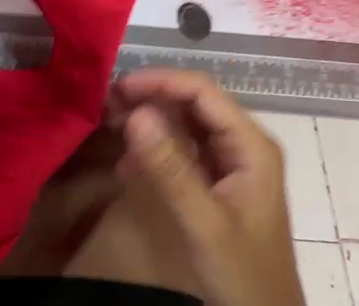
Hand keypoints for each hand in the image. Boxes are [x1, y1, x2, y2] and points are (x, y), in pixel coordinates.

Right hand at [113, 70, 301, 305]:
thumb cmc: (243, 276)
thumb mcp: (204, 224)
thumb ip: (170, 169)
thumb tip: (134, 112)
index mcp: (251, 145)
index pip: (203, 91)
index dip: (160, 82)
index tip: (118, 88)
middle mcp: (243, 144)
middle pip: (193, 102)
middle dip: (150, 98)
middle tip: (107, 105)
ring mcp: (231, 162)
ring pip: (185, 123)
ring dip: (149, 119)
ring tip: (111, 123)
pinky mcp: (218, 181)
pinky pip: (184, 149)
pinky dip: (155, 147)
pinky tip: (128, 160)